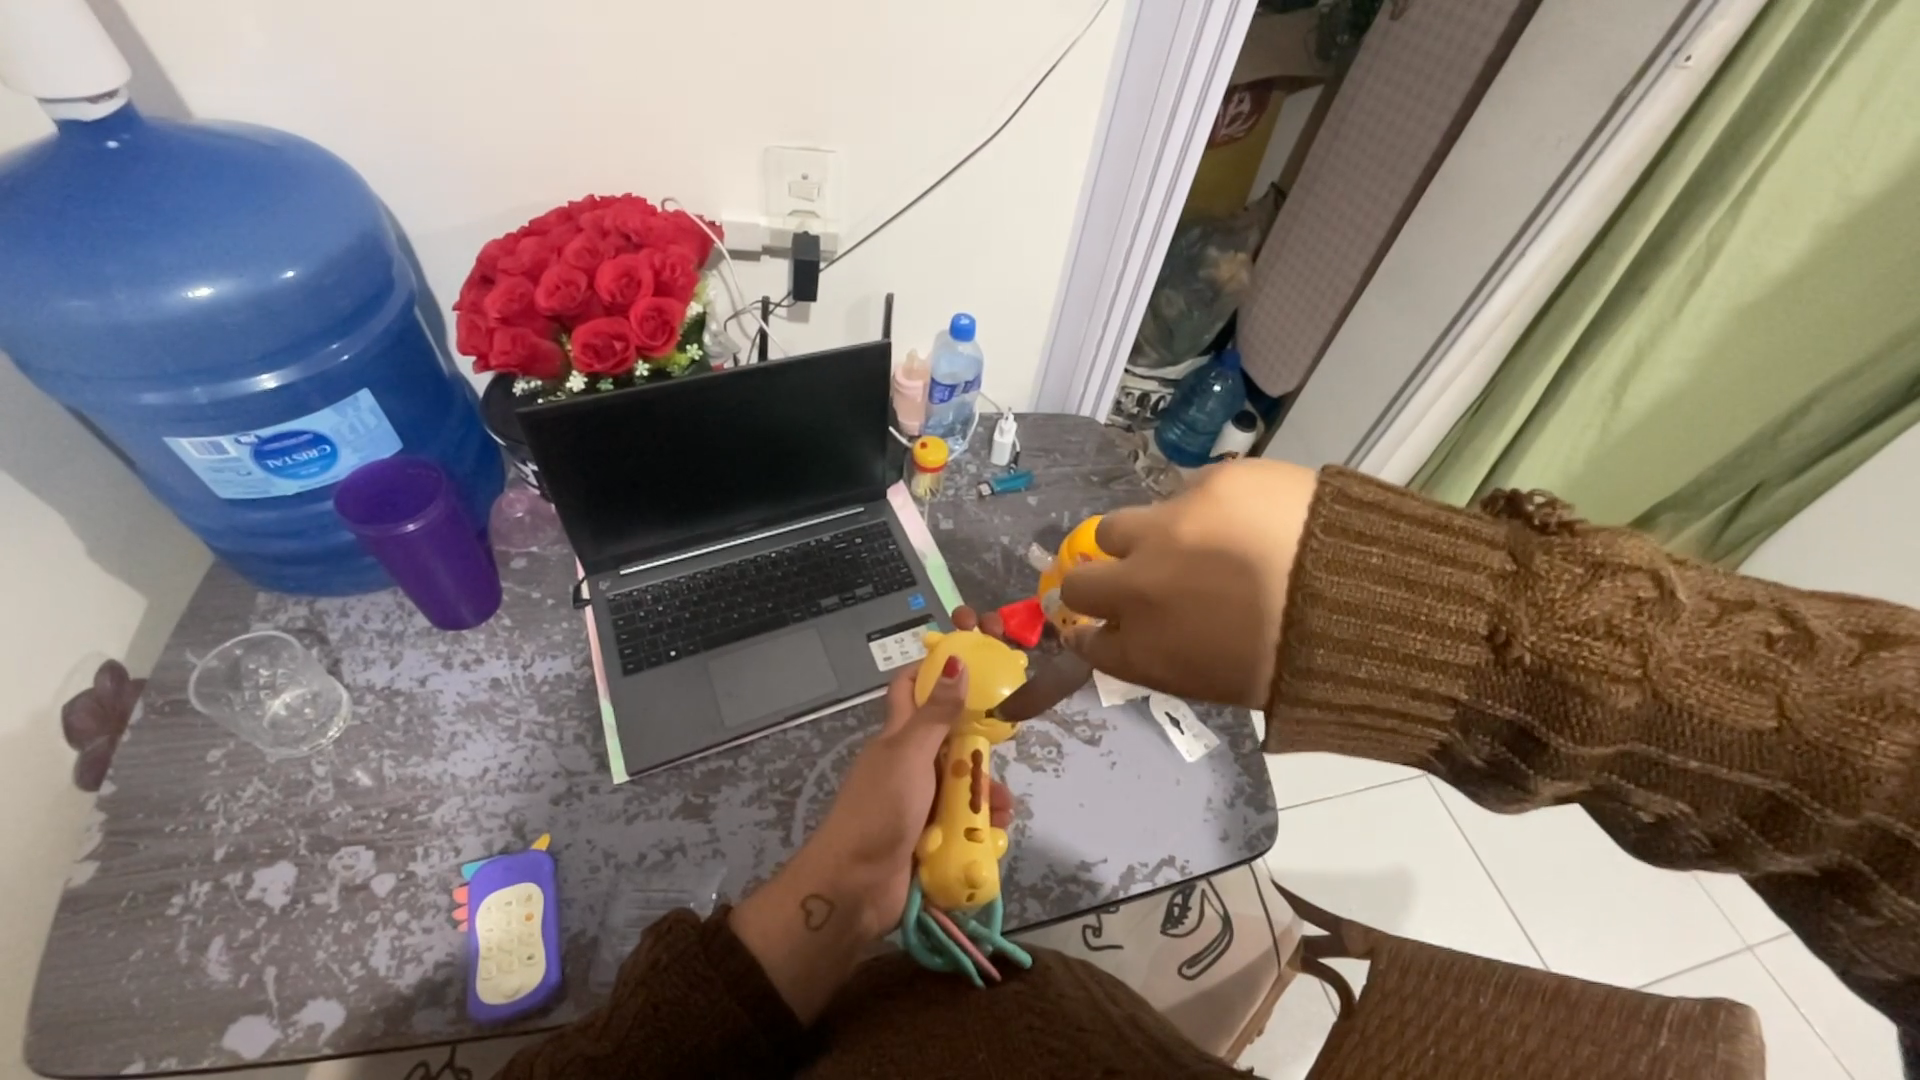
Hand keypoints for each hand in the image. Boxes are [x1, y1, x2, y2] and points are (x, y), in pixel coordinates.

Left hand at [808, 662, 1012, 938]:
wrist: (854, 885)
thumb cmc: (879, 809)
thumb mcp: (910, 755)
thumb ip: (936, 714)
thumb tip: (955, 661)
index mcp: (897, 739)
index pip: (910, 692)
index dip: (930, 674)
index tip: (967, 664)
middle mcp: (908, 767)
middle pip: (948, 745)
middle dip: (978, 751)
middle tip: (1002, 756)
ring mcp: (917, 805)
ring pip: (959, 788)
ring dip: (984, 797)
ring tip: (1004, 812)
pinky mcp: (928, 839)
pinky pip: (961, 826)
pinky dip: (979, 828)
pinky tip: (996, 835)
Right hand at [1060, 459, 1318, 706]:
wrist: (1371, 602)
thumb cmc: (1301, 664)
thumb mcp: (1218, 681)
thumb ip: (1165, 654)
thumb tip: (1146, 629)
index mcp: (1144, 649)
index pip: (1085, 638)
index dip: (1089, 628)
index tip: (1101, 622)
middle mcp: (1138, 587)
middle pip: (1080, 581)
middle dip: (1097, 584)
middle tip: (1132, 578)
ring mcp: (1166, 529)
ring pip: (1116, 527)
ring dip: (1139, 538)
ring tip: (1186, 540)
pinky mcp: (1207, 483)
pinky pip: (1183, 492)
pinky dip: (1201, 508)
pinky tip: (1244, 517)